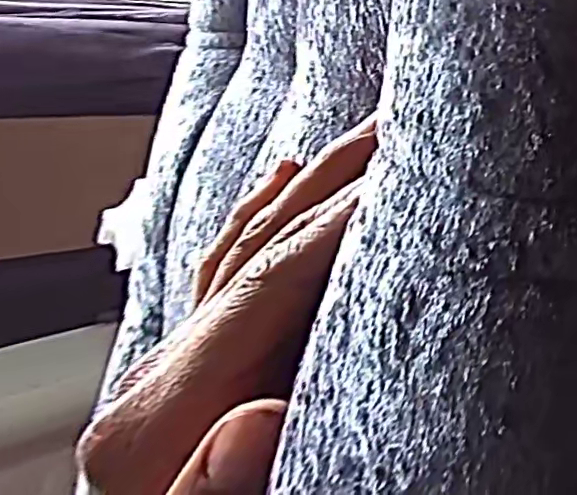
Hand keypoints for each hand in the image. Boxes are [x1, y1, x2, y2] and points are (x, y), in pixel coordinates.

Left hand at [80, 116, 377, 494]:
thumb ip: (219, 484)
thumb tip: (249, 420)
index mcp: (164, 406)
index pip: (275, 272)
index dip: (348, 210)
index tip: (411, 165)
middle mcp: (166, 366)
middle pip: (266, 236)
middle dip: (343, 170)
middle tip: (407, 119)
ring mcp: (181, 354)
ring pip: (256, 234)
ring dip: (321, 172)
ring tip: (376, 126)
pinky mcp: (205, 351)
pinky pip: (236, 257)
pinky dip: (267, 203)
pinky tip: (287, 169)